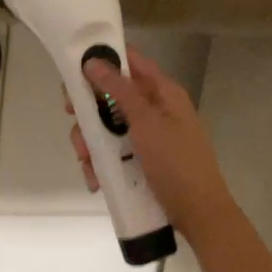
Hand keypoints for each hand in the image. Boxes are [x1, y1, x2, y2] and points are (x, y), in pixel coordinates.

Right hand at [66, 46, 236, 234]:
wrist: (198, 213)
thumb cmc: (175, 162)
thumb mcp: (146, 122)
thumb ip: (119, 90)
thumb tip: (93, 60)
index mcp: (162, 92)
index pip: (130, 60)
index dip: (103, 59)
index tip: (74, 69)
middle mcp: (154, 109)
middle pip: (111, 95)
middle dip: (88, 109)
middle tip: (72, 117)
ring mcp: (147, 135)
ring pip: (107, 126)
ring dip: (91, 142)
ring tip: (86, 162)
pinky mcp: (141, 159)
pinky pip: (113, 152)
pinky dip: (101, 162)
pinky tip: (95, 179)